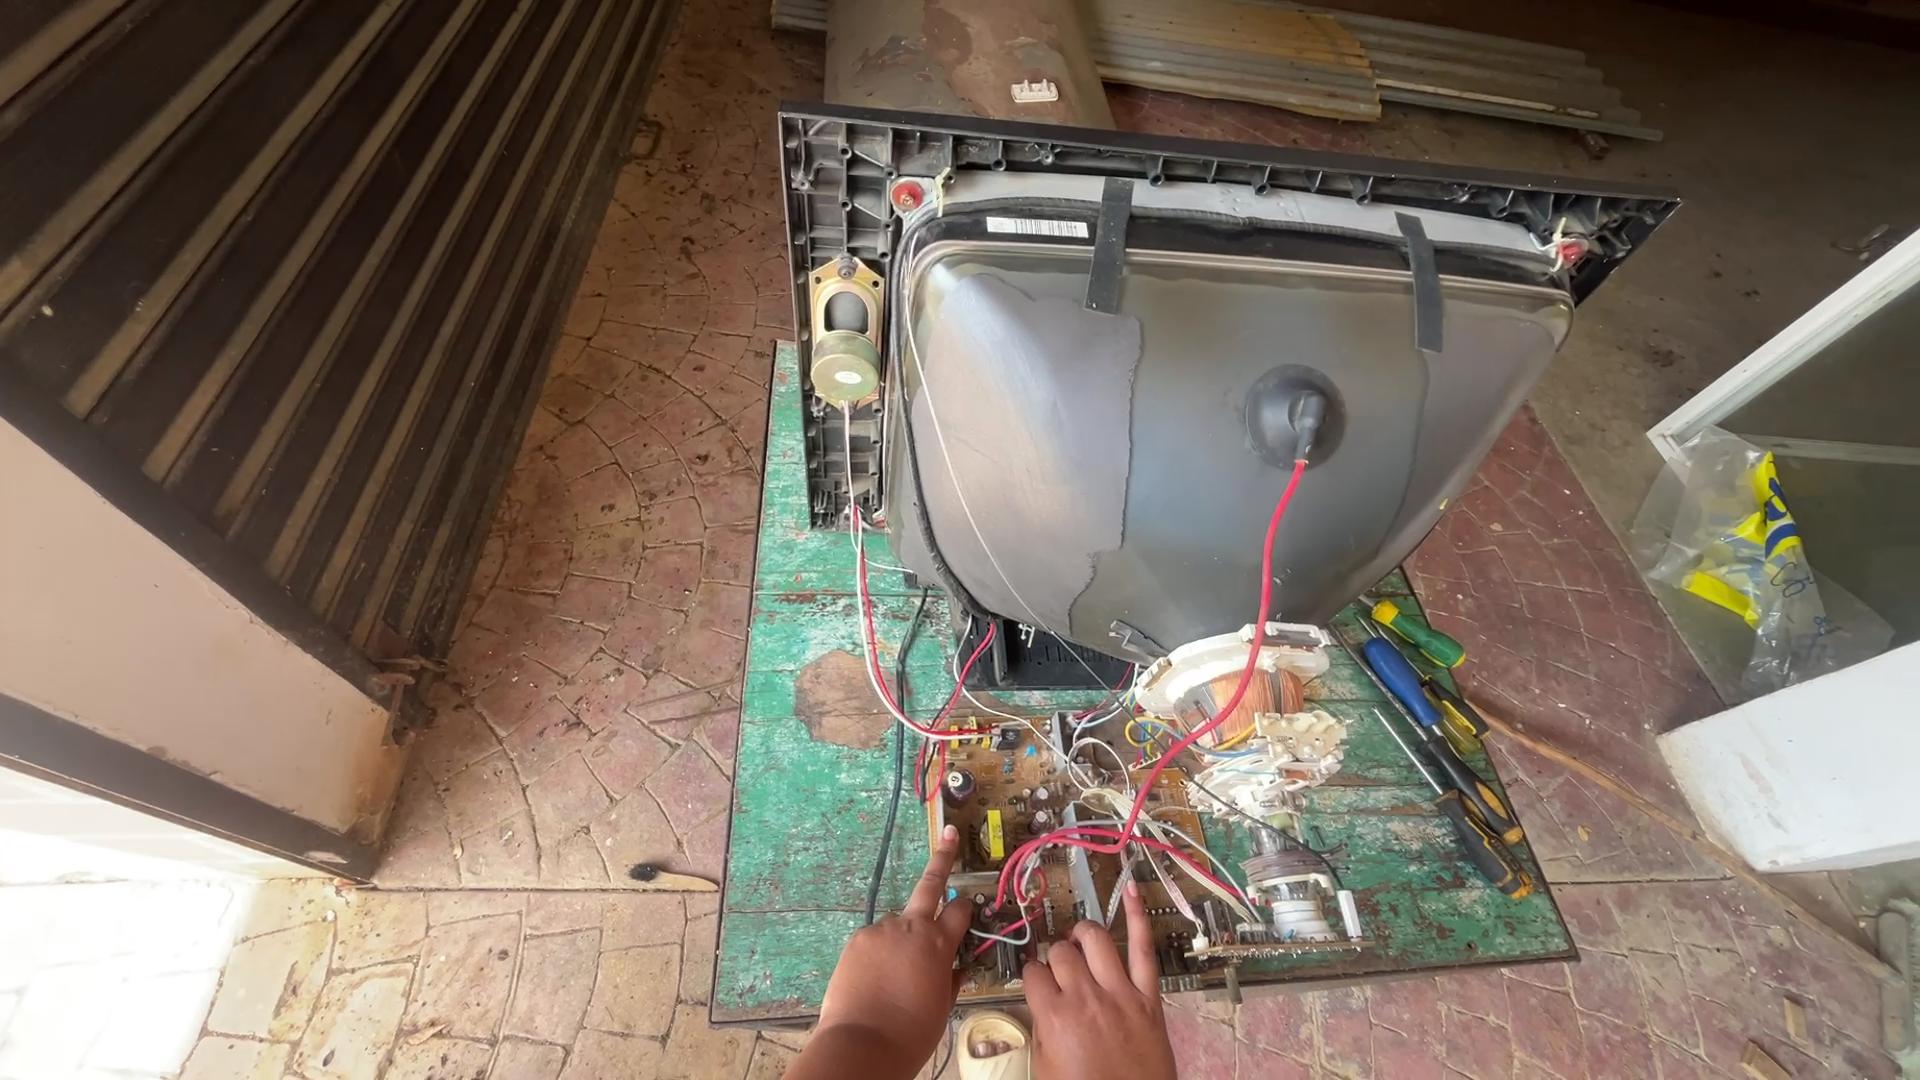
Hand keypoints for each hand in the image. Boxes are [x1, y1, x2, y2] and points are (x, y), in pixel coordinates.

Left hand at [808, 824, 973, 1076]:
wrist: (862, 1045)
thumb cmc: (911, 1033)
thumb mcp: (941, 1008)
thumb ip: (949, 980)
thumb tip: (955, 969)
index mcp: (939, 944)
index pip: (960, 910)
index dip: (965, 908)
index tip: (966, 906)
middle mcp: (911, 927)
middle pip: (930, 883)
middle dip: (943, 857)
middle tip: (949, 835)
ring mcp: (882, 930)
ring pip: (896, 926)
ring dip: (898, 941)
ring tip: (890, 978)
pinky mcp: (858, 939)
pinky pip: (873, 942)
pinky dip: (876, 956)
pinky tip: (872, 981)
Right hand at [1023, 879, 1176, 1079]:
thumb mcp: (1047, 1071)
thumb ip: (1042, 1028)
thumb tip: (1041, 998)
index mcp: (1055, 1018)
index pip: (1032, 973)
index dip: (1033, 977)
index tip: (1037, 983)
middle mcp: (1085, 998)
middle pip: (1061, 952)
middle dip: (1057, 958)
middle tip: (1061, 972)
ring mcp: (1120, 993)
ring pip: (1094, 938)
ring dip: (1083, 935)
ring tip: (1080, 942)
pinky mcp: (1148, 998)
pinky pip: (1143, 948)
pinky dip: (1138, 915)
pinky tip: (1131, 888)